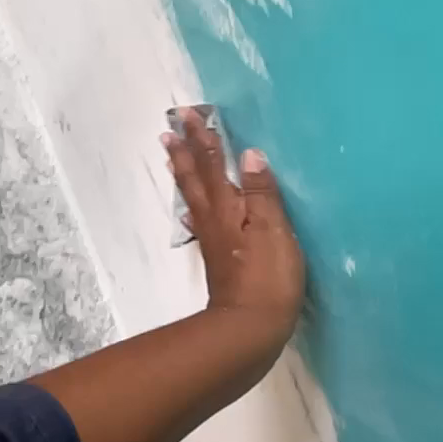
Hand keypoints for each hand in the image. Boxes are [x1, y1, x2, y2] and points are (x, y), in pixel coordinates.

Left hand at [163, 108, 305, 343]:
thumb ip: (261, 192)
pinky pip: (199, 219)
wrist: (249, 327)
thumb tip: (249, 154)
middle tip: (169, 131)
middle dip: (184, 152)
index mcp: (228, 208)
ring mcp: (212, 239)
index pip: (212, 165)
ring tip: (173, 157)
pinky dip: (192, 206)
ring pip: (193, 197)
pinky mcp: (217, 256)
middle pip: (195, 179)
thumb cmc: (267, 277)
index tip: (188, 114)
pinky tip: (191, 210)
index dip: (202, 139)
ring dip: (184, 174)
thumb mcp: (273, 230)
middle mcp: (213, 219)